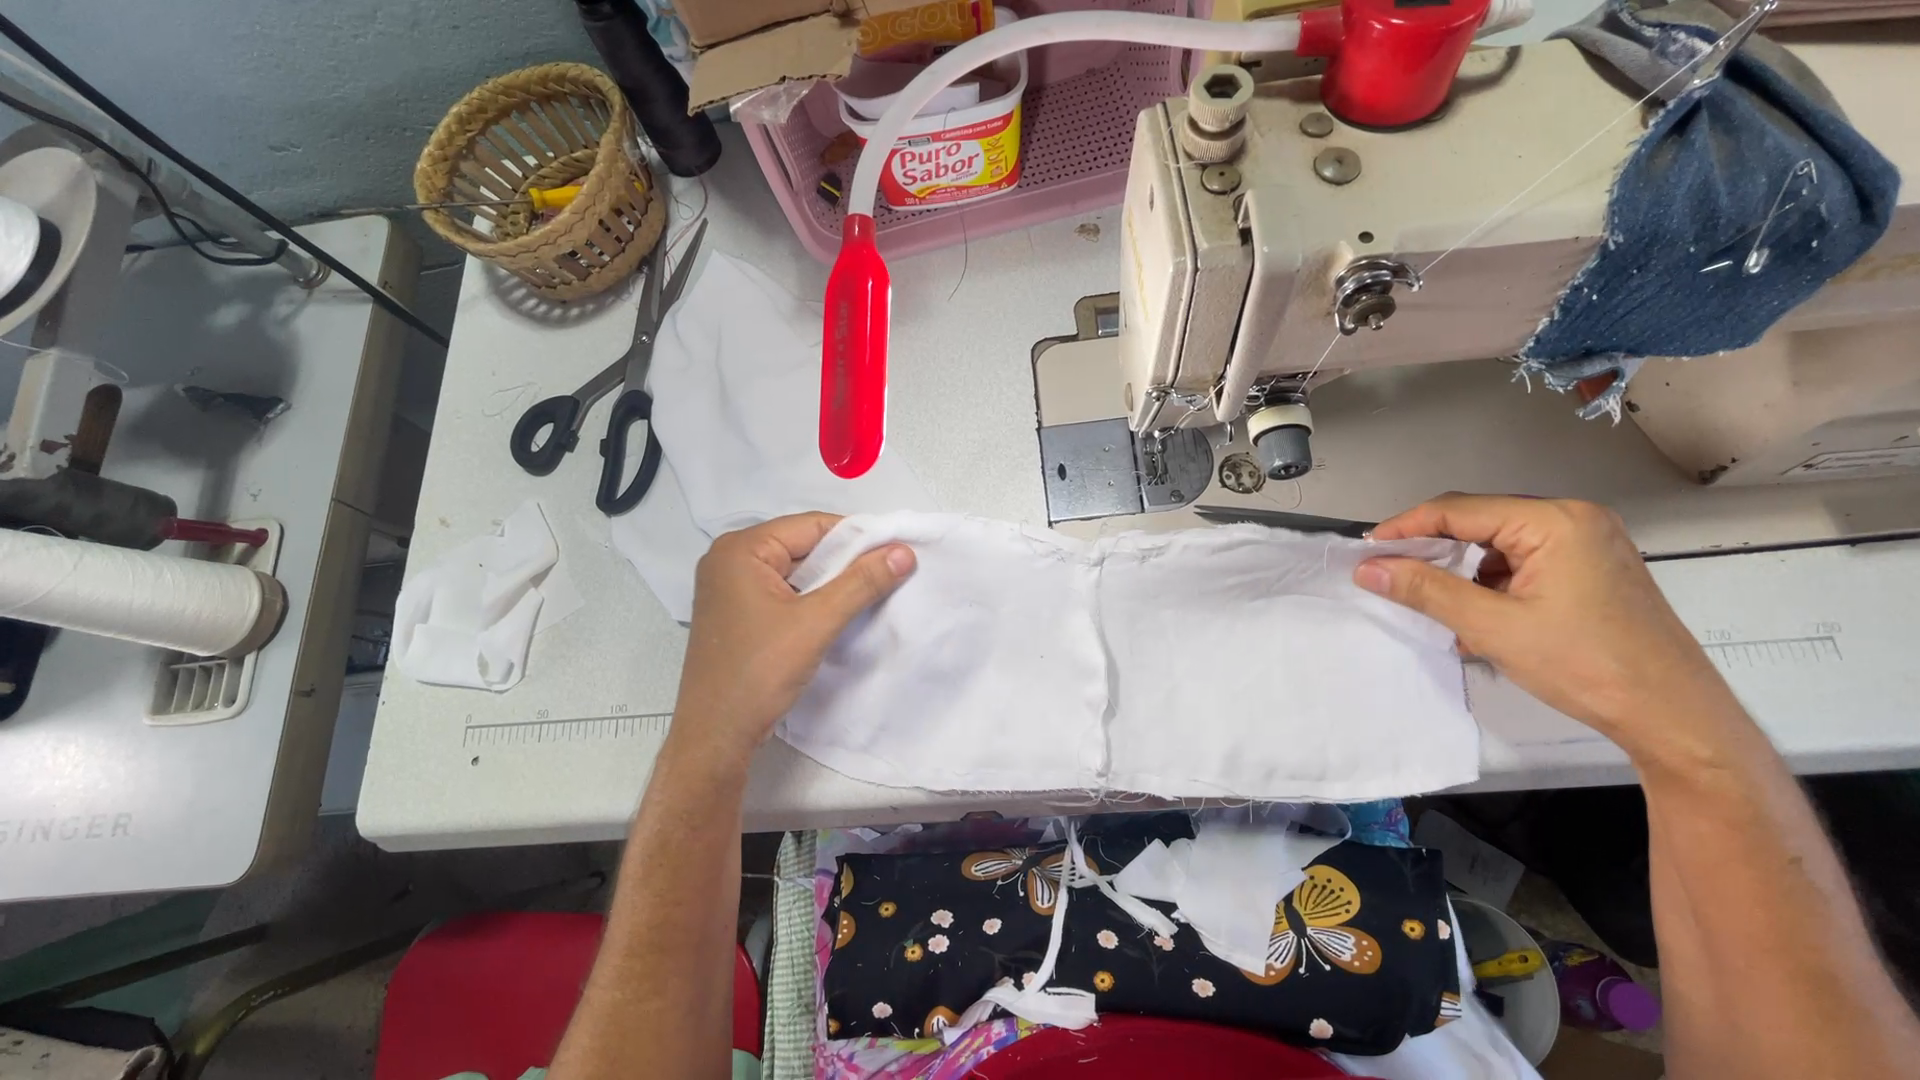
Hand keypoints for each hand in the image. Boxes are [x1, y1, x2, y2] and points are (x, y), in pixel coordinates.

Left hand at [671, 513, 914, 762]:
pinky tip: (840, 612)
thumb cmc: (758, 674)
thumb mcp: (817, 623)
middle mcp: (730, 560)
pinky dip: (813, 599)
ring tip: (872, 592)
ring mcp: (731, 588)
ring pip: (797, 571)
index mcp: (740, 549)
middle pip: (803, 546)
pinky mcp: (738, 614)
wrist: (716, 736)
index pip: (811, 526)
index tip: (897, 551)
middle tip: (890, 572)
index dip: (857, 537)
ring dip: (832, 582)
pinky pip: (785, 592)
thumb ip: (862, 583)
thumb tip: (904, 551)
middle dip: (846, 561)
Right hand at [1353, 494, 1743, 753]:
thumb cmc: (1585, 665)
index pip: (1459, 509)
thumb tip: (1369, 568)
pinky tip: (1479, 614)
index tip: (1367, 550)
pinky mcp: (1593, 568)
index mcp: (1555, 520)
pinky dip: (1493, 582)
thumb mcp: (1492, 627)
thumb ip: (1425, 590)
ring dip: (1463, 569)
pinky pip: (1525, 560)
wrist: (1672, 715)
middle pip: (1480, 520)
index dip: (1406, 527)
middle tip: (1392, 575)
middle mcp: (1576, 519)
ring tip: (1436, 603)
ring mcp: (1590, 542)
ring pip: (1500, 543)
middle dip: (1434, 549)